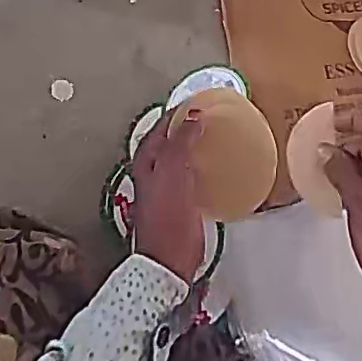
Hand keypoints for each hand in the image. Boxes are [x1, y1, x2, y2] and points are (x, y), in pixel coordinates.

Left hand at [130, 111, 205, 282]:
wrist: (169, 260)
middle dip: (186, 124)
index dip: (178, 111)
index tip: (199, 100)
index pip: (162, 126)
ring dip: (194, 142)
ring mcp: (166, 186)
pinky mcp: (181, 200)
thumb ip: (181, 142)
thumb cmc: (166, 218)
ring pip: (180, 155)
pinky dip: (201, 162)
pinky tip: (214, 163)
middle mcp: (153, 172)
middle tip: (207, 113)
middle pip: (169, 139)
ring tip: (212, 132)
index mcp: (147, 161)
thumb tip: (193, 116)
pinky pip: (191, 172)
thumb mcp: (172, 172)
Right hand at [323, 112, 361, 308]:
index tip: (331, 121)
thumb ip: (341, 173)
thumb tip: (325, 149)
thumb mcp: (359, 205)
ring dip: (353, 163)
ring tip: (326, 167)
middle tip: (321, 150)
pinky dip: (360, 178)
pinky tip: (340, 185)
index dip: (355, 121)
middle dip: (349, 145)